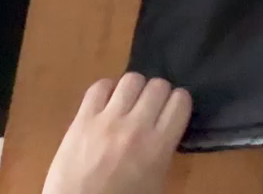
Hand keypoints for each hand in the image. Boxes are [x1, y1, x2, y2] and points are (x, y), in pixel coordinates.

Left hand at [42, 73, 191, 193]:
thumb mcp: (154, 184)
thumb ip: (164, 149)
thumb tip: (166, 125)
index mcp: (158, 148)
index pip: (180, 101)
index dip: (178, 103)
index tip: (171, 111)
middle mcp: (136, 127)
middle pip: (158, 85)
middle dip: (157, 94)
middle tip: (149, 109)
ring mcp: (108, 121)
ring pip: (132, 79)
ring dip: (133, 90)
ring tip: (128, 104)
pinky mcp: (82, 120)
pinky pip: (99, 86)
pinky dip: (106, 90)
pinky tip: (106, 104)